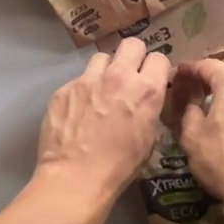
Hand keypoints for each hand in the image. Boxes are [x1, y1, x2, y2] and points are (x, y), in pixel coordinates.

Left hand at [34, 37, 170, 219]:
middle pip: (132, 44)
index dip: (156, 68)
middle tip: (129, 75)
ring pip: (102, 57)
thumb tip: (145, 101)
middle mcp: (118, 77)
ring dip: (106, 70)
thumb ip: (149, 110)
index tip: (152, 79)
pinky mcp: (64, 89)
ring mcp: (88, 80)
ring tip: (102, 91)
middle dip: (134, 57)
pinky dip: (83, 90)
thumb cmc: (119, 168)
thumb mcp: (148, 139)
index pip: (158, 57)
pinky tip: (79, 111)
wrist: (75, 179)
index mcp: (146, 91)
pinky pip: (79, 79)